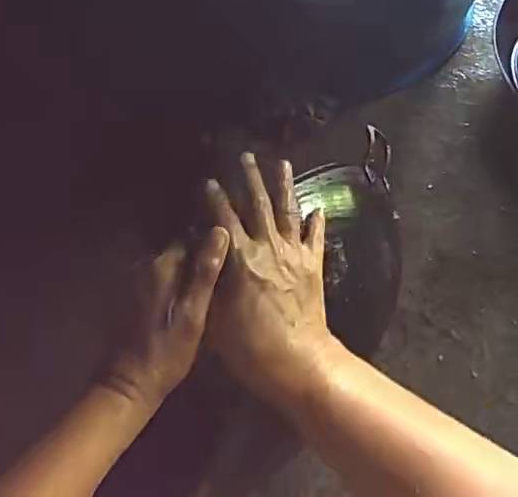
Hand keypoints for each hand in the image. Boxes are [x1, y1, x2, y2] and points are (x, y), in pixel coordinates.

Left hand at [97, 227, 229, 409]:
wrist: (128, 386)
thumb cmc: (167, 352)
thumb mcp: (194, 314)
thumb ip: (205, 271)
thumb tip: (219, 231)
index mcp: (163, 264)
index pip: (192, 236)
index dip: (210, 245)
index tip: (227, 259)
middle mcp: (145, 264)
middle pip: (179, 248)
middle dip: (197, 258)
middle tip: (218, 278)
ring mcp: (135, 278)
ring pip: (169, 263)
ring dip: (184, 272)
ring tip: (202, 290)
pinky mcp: (130, 293)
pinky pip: (158, 277)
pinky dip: (171, 283)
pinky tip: (181, 302)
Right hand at [203, 153, 337, 406]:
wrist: (297, 361)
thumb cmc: (249, 347)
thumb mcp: (215, 319)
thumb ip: (208, 283)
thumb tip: (200, 258)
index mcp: (241, 258)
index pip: (224, 219)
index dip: (216, 198)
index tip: (209, 181)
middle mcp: (268, 246)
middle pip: (258, 203)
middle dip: (250, 178)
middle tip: (246, 156)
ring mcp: (294, 252)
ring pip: (288, 210)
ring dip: (284, 185)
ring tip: (282, 163)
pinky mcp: (314, 264)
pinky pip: (316, 236)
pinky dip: (316, 221)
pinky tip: (316, 208)